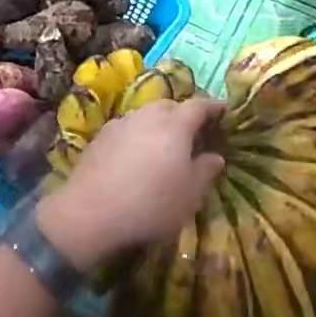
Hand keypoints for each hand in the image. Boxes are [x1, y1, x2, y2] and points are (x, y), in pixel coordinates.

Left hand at [36, 98, 224, 271]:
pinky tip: (138, 153)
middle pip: (169, 105)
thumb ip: (205, 171)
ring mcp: (118, 124)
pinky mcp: (99, 137)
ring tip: (166, 143)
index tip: (224, 111)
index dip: (213, 107)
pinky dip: (138, 134)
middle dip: (184, 113)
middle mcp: (145, 116)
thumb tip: (215, 156)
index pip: (198, 105)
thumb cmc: (151, 204)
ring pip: (144, 114)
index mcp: (174, 125)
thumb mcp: (190, 194)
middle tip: (195, 131)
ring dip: (158, 123)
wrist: (91, 211)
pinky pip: (126, 127)